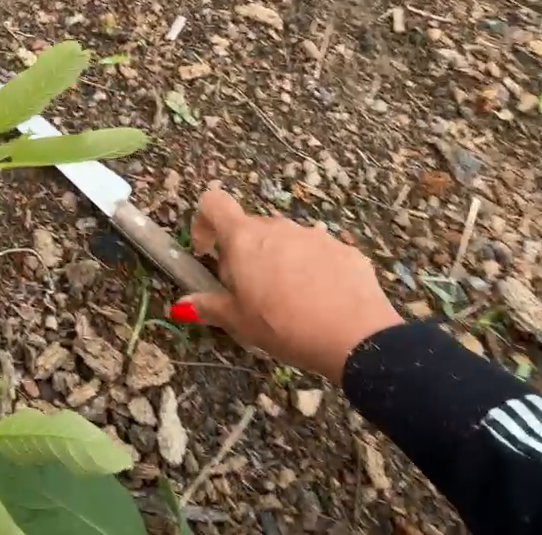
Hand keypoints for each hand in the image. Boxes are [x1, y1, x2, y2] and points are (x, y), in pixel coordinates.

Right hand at [173, 189, 402, 384]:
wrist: (360, 340)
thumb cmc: (285, 326)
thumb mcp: (239, 322)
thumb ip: (209, 307)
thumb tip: (181, 306)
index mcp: (243, 237)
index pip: (213, 203)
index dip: (205, 222)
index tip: (208, 251)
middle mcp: (277, 227)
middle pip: (251, 228)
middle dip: (246, 252)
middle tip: (251, 289)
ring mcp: (314, 236)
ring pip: (286, 240)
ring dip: (281, 260)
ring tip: (291, 299)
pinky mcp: (346, 251)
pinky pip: (320, 253)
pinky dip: (315, 270)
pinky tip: (323, 301)